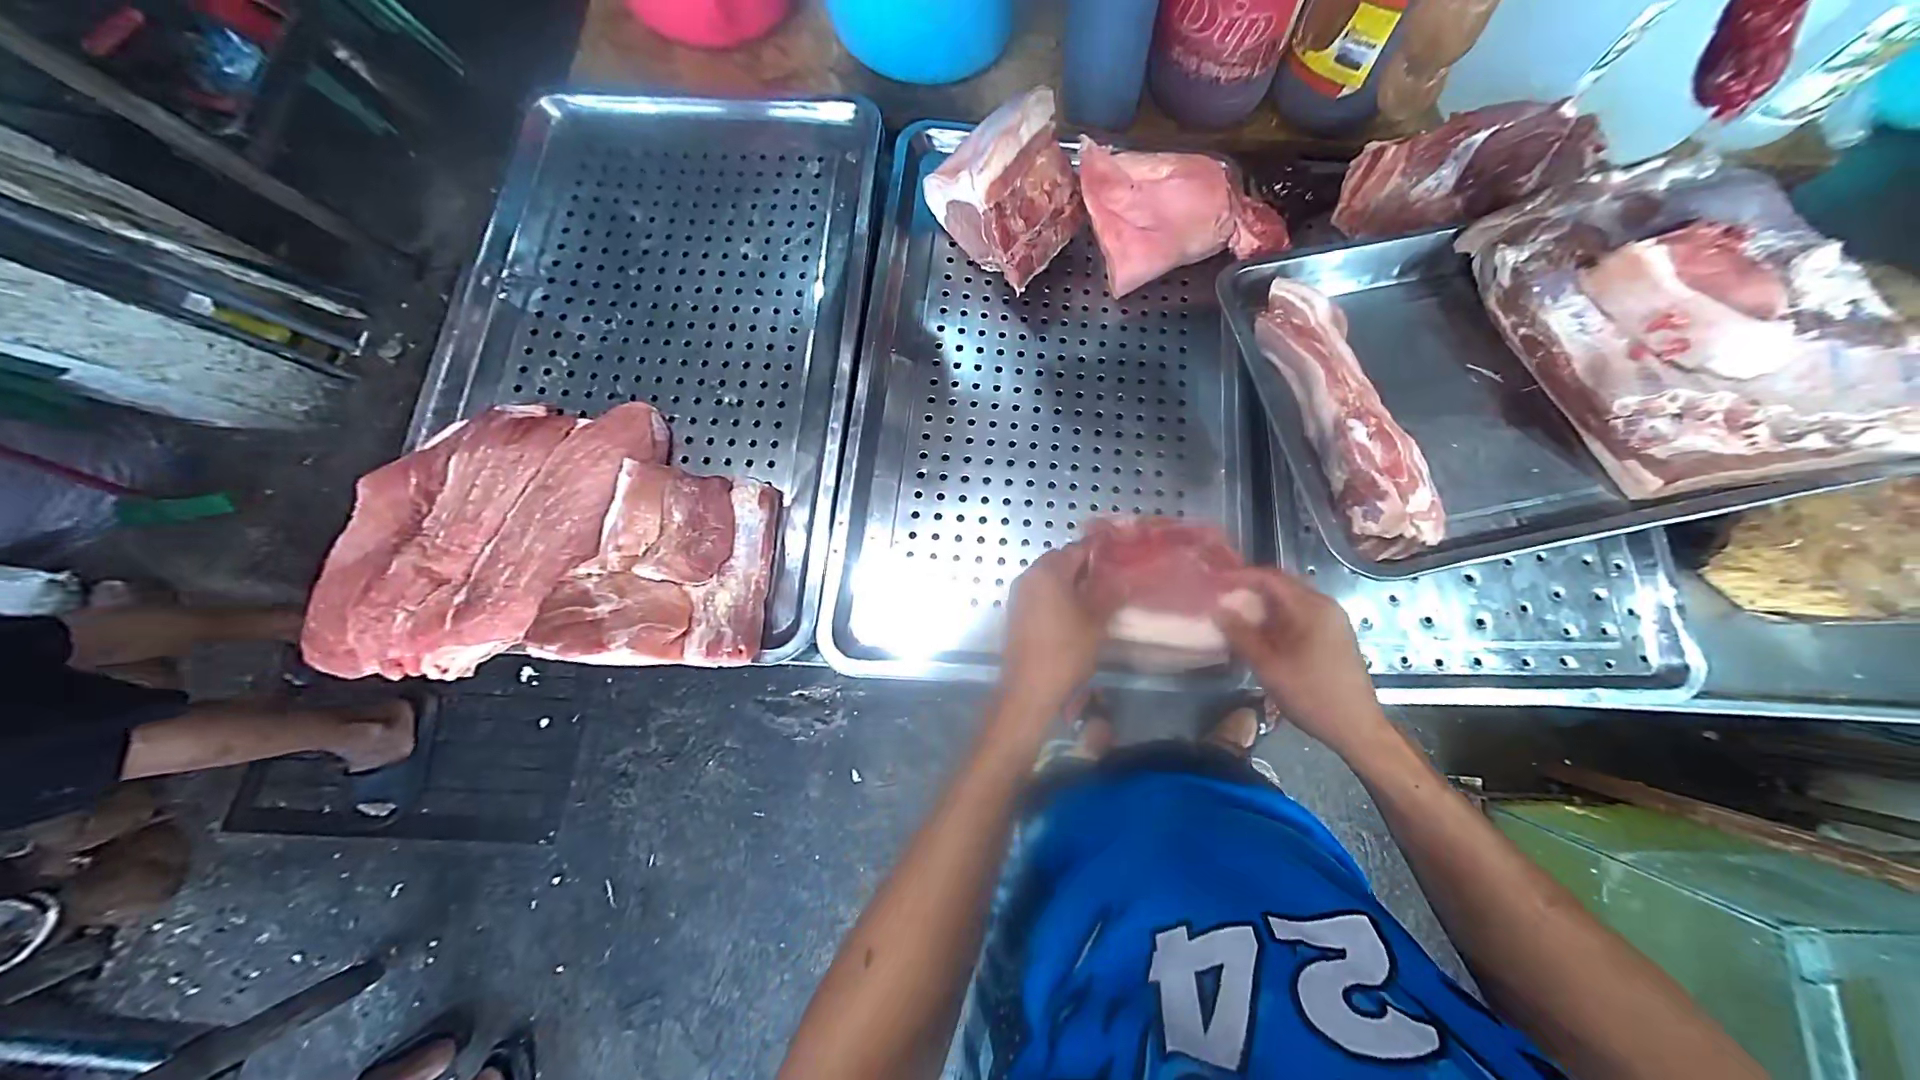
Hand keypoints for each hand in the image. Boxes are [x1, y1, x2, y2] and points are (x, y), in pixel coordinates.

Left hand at [998, 545, 1113, 713]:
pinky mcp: (1015, 611)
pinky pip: (1038, 593)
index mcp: (1048, 571)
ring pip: (1048, 577)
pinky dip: (1055, 595)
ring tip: (1092, 599)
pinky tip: (1072, 612)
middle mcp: (1029, 576)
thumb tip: (1121, 580)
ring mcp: (1018, 594)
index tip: (1117, 560)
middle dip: (1082, 567)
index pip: (1077, 549)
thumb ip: (1109, 595)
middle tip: (1107, 581)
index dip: (1098, 552)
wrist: (1029, 686)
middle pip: (1059, 560)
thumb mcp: (1095, 622)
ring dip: (1068, 582)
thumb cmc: (1066, 650)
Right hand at [1214, 567, 1392, 758]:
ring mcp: (1332, 621)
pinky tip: (1259, 633)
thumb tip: (1217, 609)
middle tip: (1220, 598)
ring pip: (1290, 601)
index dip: (1240, 576)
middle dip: (1249, 589)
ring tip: (1234, 615)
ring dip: (1262, 605)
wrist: (1356, 728)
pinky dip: (1276, 617)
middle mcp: (1326, 606)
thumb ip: (1240, 634)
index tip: (1214, 582)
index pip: (1270, 578)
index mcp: (1312, 607)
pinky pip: (1299, 615)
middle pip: (1282, 586)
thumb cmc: (1311, 695)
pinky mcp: (1333, 635)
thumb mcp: (1268, 666)